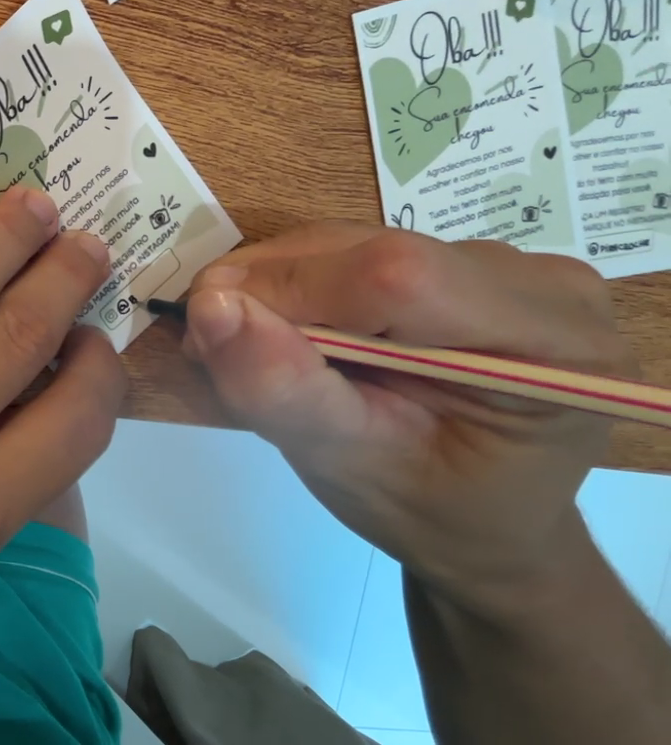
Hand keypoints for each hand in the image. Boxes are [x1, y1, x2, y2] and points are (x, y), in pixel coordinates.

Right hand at [182, 224, 636, 609]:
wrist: (472, 512)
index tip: (215, 339)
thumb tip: (206, 305)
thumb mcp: (345, 464)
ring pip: (335, 243)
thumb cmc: (426, 507)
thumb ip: (280, 388)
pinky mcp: (447, 256)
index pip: (395, 277)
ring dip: (266, 288)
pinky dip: (285, 284)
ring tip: (258, 353)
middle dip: (264, 293)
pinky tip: (288, 332)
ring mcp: (491, 261)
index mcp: (547, 344)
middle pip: (358, 252)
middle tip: (227, 356)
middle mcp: (534, 282)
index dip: (286, 292)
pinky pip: (336, 248)